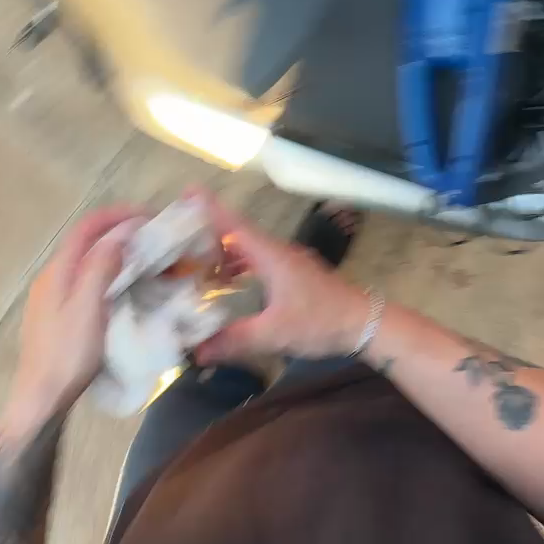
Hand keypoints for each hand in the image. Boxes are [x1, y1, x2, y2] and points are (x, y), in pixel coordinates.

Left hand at [5, 205, 145, 430]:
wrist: (40, 400)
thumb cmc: (66, 354)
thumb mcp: (88, 307)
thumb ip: (101, 266)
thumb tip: (121, 232)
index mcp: (58, 270)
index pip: (88, 227)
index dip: (117, 215)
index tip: (148, 216)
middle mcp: (52, 277)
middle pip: (87, 241)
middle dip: (119, 231)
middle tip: (152, 237)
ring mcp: (53, 297)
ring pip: (87, 261)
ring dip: (115, 252)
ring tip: (144, 258)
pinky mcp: (59, 315)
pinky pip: (86, 280)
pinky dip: (109, 273)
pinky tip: (124, 288)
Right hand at [194, 196, 372, 364]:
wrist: (365, 323)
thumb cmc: (321, 321)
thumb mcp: (275, 333)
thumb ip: (235, 340)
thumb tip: (196, 352)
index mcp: (270, 255)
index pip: (233, 225)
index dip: (209, 208)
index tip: (186, 192)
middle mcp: (277, 251)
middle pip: (236, 232)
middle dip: (207, 230)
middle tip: (177, 233)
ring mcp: (287, 261)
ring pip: (248, 247)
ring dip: (222, 250)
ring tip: (194, 260)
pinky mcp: (293, 274)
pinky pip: (257, 259)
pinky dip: (238, 264)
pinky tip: (228, 280)